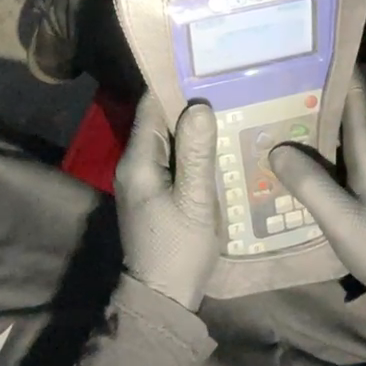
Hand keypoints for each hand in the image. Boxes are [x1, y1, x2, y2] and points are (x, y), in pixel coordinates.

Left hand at [115, 96, 219, 310]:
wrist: (163, 300)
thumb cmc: (178, 249)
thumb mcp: (194, 200)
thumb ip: (196, 152)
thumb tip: (200, 104)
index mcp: (138, 161)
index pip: (152, 106)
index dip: (176, 84)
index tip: (206, 65)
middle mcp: (134, 164)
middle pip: (160, 120)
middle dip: (190, 101)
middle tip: (227, 81)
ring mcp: (144, 179)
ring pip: (169, 138)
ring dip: (194, 125)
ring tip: (231, 103)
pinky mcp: (155, 192)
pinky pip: (174, 157)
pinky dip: (193, 146)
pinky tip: (221, 141)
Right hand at [269, 83, 365, 287]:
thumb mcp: (340, 217)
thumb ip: (309, 183)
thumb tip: (275, 150)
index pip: (353, 89)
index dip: (330, 66)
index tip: (299, 50)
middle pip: (337, 104)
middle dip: (305, 90)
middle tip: (265, 80)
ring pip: (331, 127)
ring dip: (304, 117)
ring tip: (264, 108)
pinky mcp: (361, 179)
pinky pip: (330, 149)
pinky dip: (309, 142)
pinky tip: (282, 149)